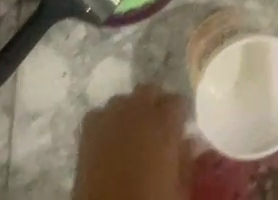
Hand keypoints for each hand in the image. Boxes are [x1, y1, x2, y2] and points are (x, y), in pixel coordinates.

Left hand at [70, 84, 190, 199]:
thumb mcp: (178, 186)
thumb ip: (186, 159)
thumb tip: (189, 141)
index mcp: (163, 122)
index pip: (178, 100)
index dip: (182, 112)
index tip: (183, 125)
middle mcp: (136, 110)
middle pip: (149, 90)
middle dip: (156, 102)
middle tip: (159, 125)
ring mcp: (109, 115)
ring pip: (124, 100)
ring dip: (132, 110)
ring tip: (134, 132)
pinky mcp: (88, 127)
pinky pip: (101, 113)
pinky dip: (108, 121)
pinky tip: (111, 140)